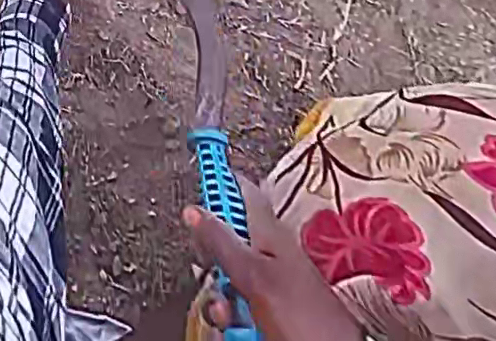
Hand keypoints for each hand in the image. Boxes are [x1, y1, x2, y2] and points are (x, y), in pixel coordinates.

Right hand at [182, 180, 362, 340]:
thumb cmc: (303, 318)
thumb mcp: (253, 275)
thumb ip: (221, 241)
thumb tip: (193, 209)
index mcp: (267, 232)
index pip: (240, 188)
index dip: (220, 177)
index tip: (200, 170)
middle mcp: (268, 251)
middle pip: (224, 235)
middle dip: (209, 253)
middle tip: (209, 269)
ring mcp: (269, 281)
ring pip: (227, 272)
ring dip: (219, 293)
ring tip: (227, 313)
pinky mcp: (270, 308)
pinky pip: (238, 300)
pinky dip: (231, 313)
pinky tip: (235, 326)